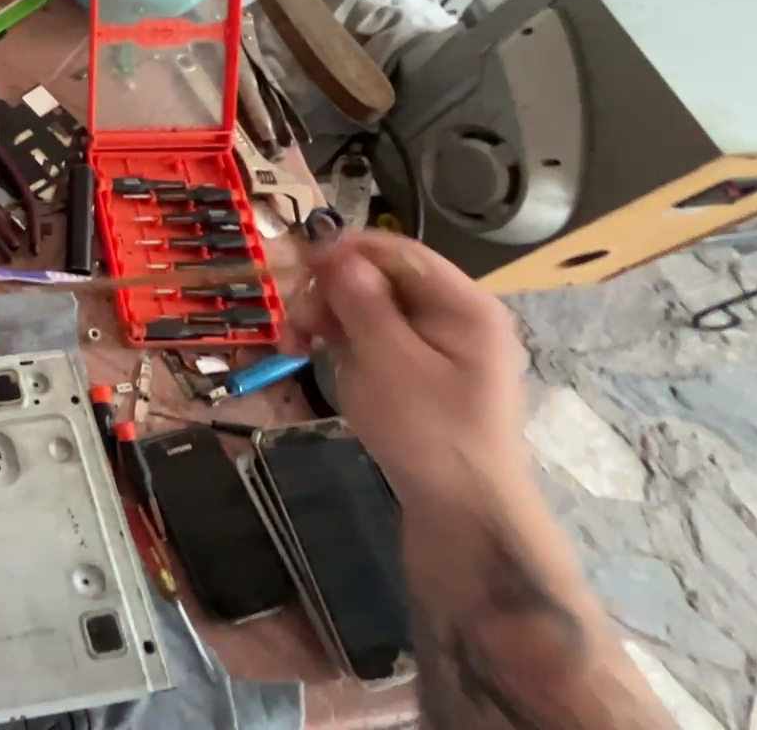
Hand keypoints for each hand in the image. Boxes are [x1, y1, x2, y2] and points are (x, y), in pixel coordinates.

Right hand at [288, 231, 529, 504]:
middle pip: (377, 277)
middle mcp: (451, 314)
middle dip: (328, 293)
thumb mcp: (387, 361)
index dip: (345, 250)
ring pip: (366, 305)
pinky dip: (338, 339)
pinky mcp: (415, 365)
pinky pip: (370, 333)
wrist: (460, 507)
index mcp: (462, 305)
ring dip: (325, 318)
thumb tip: (332, 248)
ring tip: (296, 348)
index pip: (397, 251)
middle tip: (293, 327)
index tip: (296, 266)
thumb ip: (361, 301)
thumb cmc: (426, 430)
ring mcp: (433, 341)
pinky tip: (315, 357)